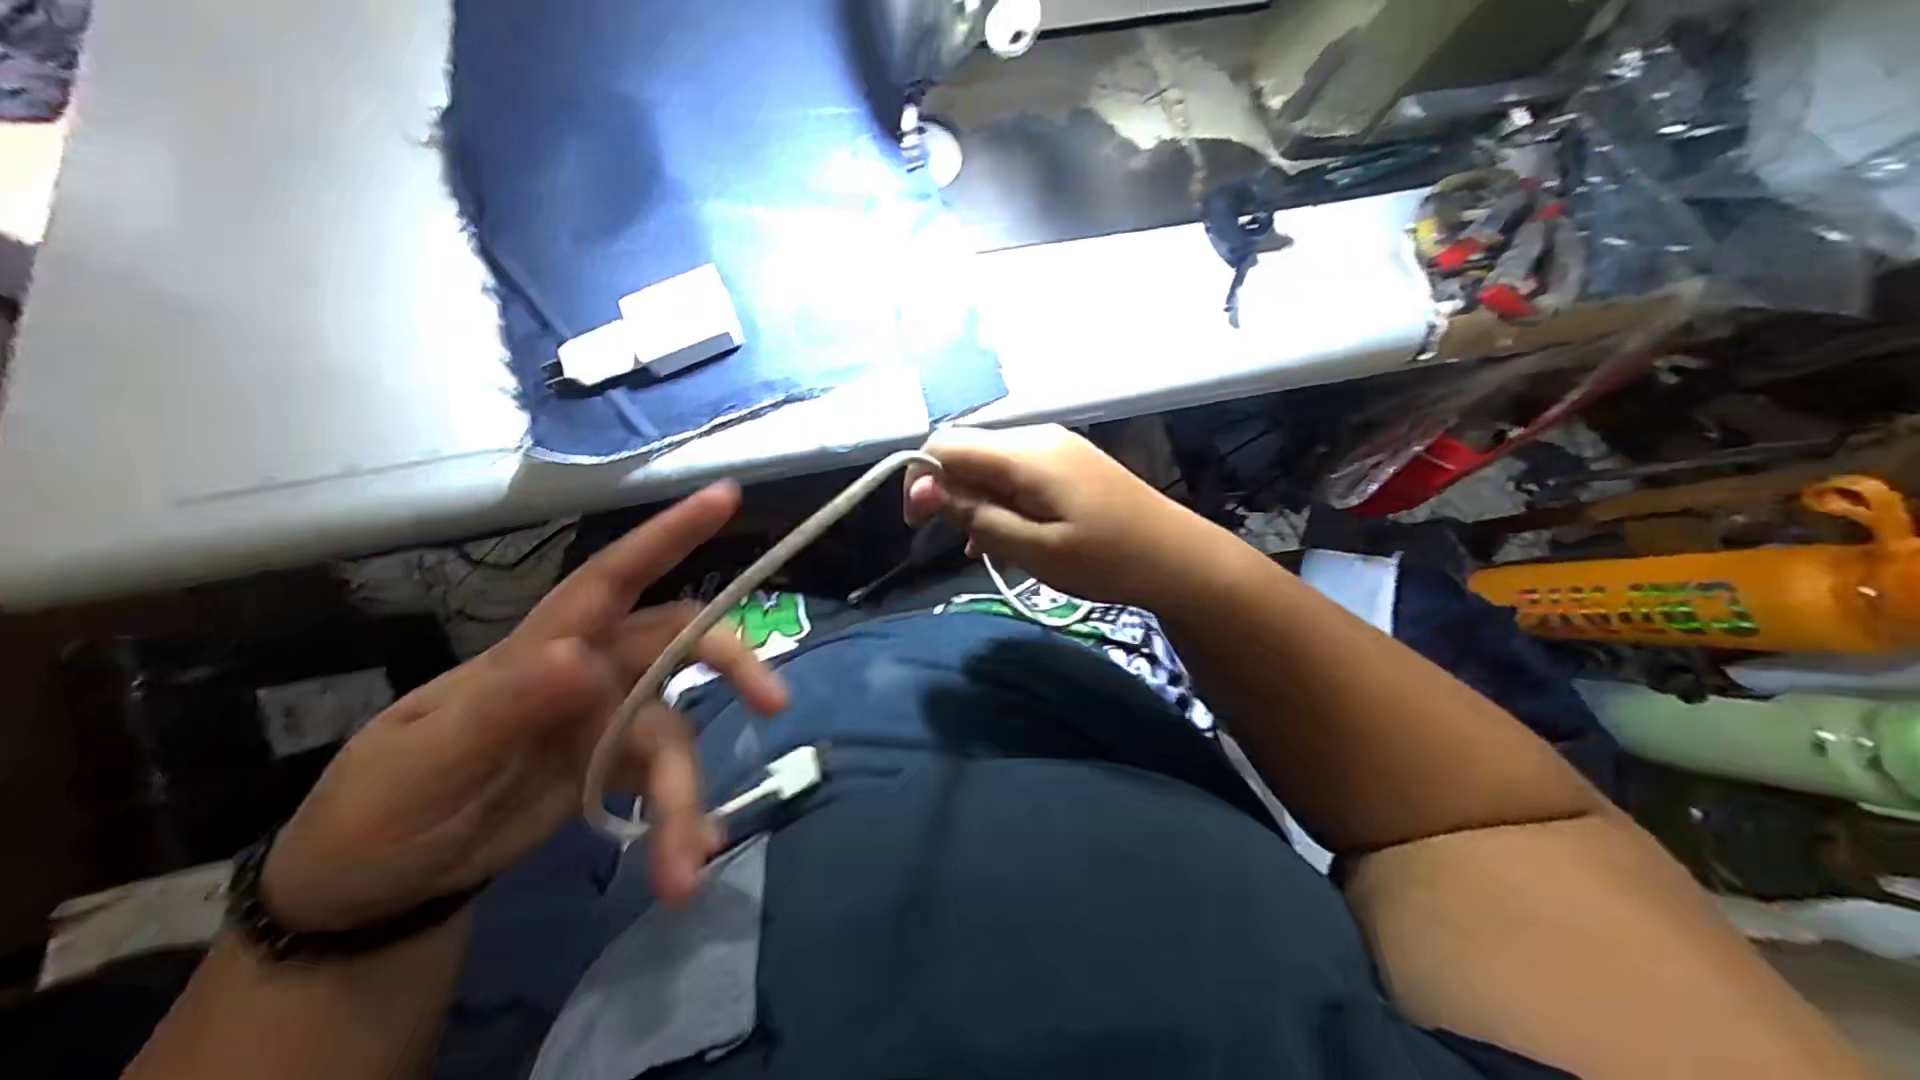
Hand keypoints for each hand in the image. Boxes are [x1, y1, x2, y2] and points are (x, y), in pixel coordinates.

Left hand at [263, 483, 788, 930]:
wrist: (373, 888)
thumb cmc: (382, 805)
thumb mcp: (426, 761)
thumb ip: (504, 708)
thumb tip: (582, 658)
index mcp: (539, 648)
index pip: (610, 578)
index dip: (668, 535)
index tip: (726, 497)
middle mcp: (587, 672)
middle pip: (677, 645)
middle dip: (731, 665)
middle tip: (774, 703)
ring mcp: (603, 721)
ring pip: (675, 734)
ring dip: (686, 797)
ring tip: (686, 868)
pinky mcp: (610, 768)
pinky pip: (664, 781)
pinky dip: (680, 819)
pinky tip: (685, 859)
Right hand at [905, 424, 1226, 609]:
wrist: (1179, 559)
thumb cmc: (1107, 559)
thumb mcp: (1035, 549)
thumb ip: (977, 516)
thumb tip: (927, 489)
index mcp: (1026, 453)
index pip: (946, 444)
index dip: (920, 479)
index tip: (919, 525)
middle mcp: (1038, 437)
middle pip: (968, 450)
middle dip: (947, 491)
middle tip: (950, 538)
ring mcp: (1057, 448)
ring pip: (991, 463)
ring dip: (973, 499)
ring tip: (979, 546)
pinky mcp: (1070, 463)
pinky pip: (1017, 473)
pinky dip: (1000, 499)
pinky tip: (1005, 535)